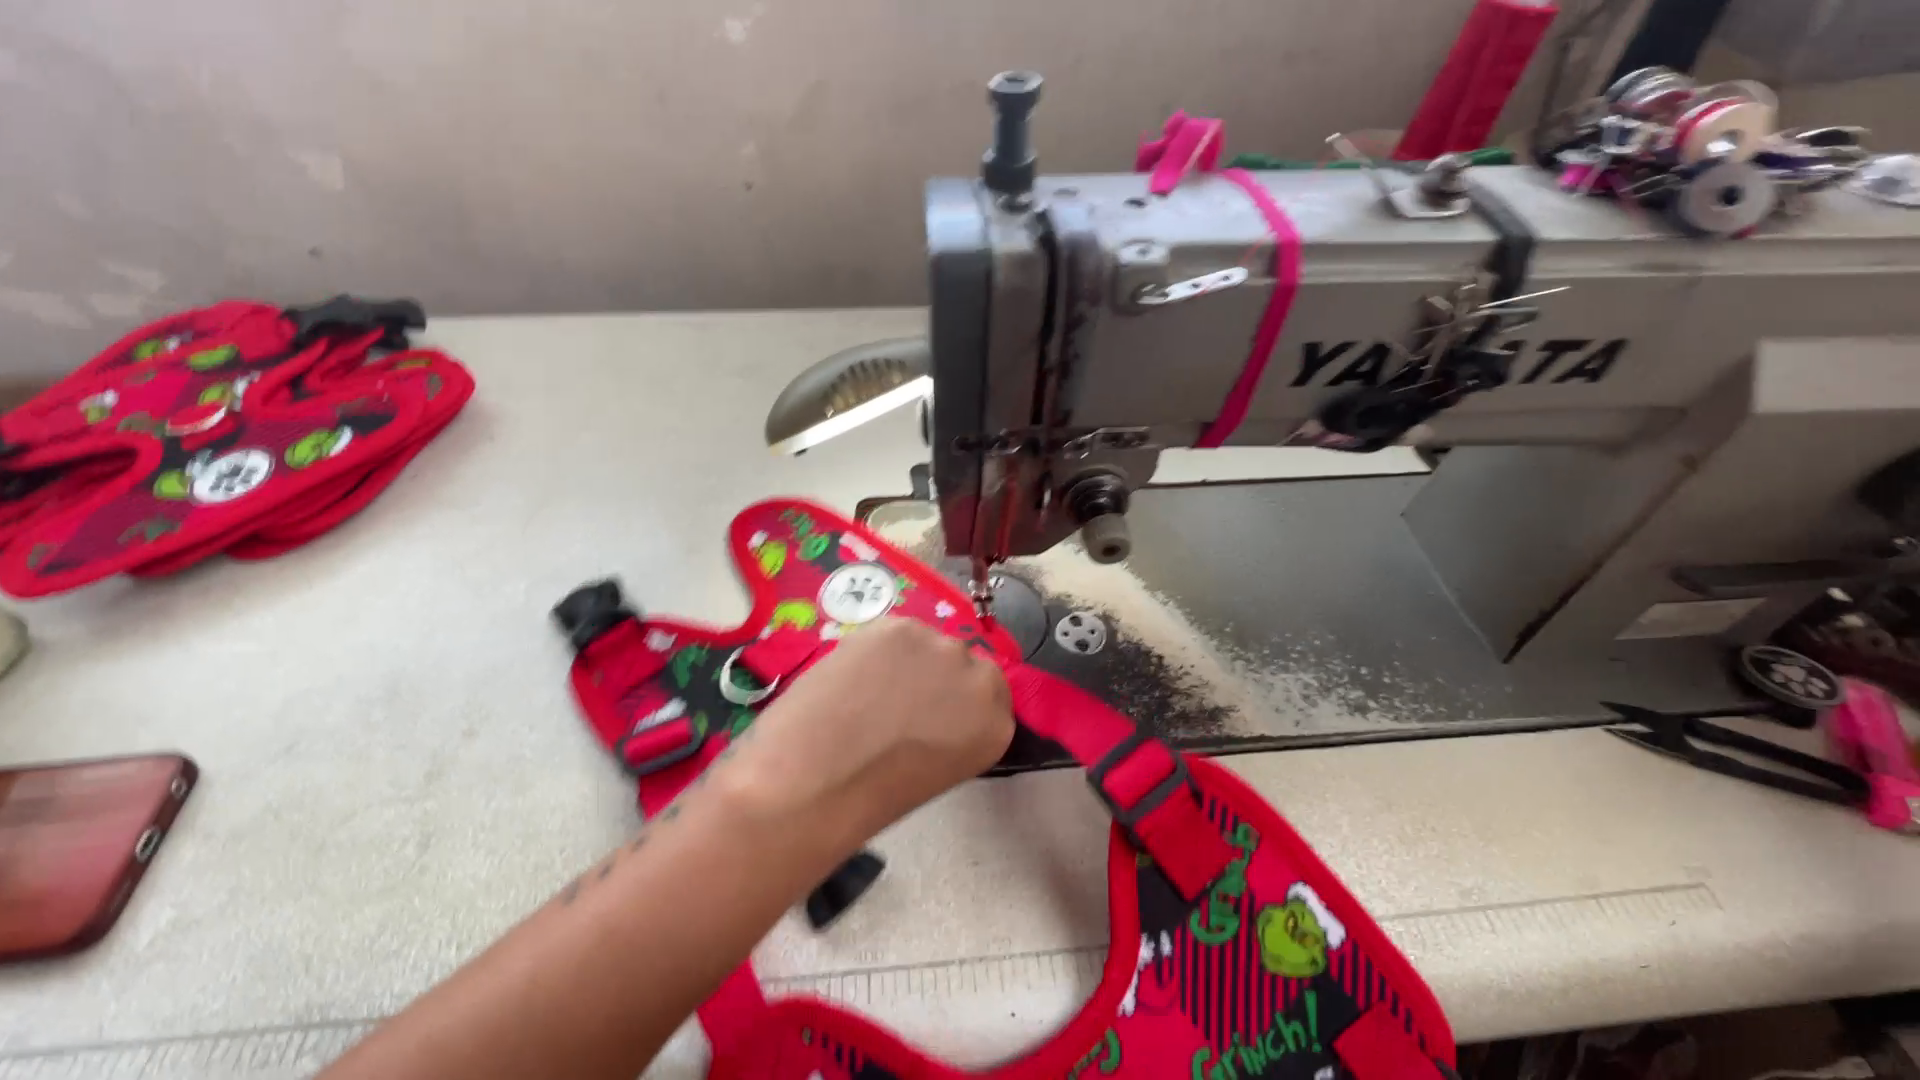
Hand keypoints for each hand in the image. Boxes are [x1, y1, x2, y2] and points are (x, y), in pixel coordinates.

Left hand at [720, 618, 1014, 845]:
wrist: (817, 779)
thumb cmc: (871, 795)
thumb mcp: (937, 768)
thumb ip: (952, 730)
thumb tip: (932, 708)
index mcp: (997, 725)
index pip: (991, 694)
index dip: (957, 700)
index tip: (934, 712)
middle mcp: (979, 679)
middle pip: (962, 662)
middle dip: (935, 677)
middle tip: (899, 701)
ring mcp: (939, 647)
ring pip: (926, 644)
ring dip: (906, 660)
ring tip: (869, 690)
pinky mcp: (898, 626)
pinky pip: (893, 633)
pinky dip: (876, 650)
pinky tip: (854, 676)